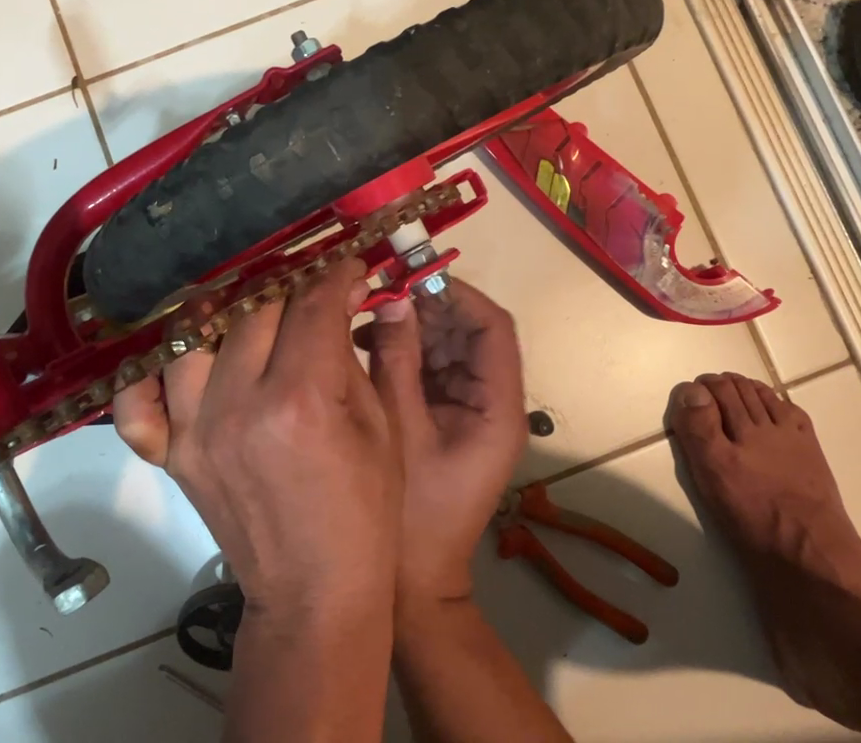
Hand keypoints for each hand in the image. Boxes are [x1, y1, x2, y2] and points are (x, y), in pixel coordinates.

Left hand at [112, 258, 401, 615]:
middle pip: (255, 310)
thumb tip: (347, 293)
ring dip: (227, 314)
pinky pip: (137, 402)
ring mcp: (195, 429)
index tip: (348, 268)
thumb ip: (355, 353)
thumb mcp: (379, 426)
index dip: (336, 276)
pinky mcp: (171, 454)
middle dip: (291, 290)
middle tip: (310, 292)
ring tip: (252, 314)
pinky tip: (180, 360)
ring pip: (197, 336)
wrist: (314, 591)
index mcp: (301, 400)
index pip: (313, 305)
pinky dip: (148, 376)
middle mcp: (239, 405)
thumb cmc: (364, 511)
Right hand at [358, 279, 524, 607]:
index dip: (455, 293)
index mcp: (497, 407)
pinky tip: (363, 343)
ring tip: (363, 311)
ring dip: (410, 325)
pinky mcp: (443, 418)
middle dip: (426, 306)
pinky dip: (400, 351)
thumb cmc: (414, 517)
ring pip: (446, 347)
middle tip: (376, 286)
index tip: (408, 275)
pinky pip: (428, 369)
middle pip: (469, 332)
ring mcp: (467, 409)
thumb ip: (396, 363)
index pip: (493, 328)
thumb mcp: (400, 431)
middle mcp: (490, 401)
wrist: (414, 585)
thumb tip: (389, 302)